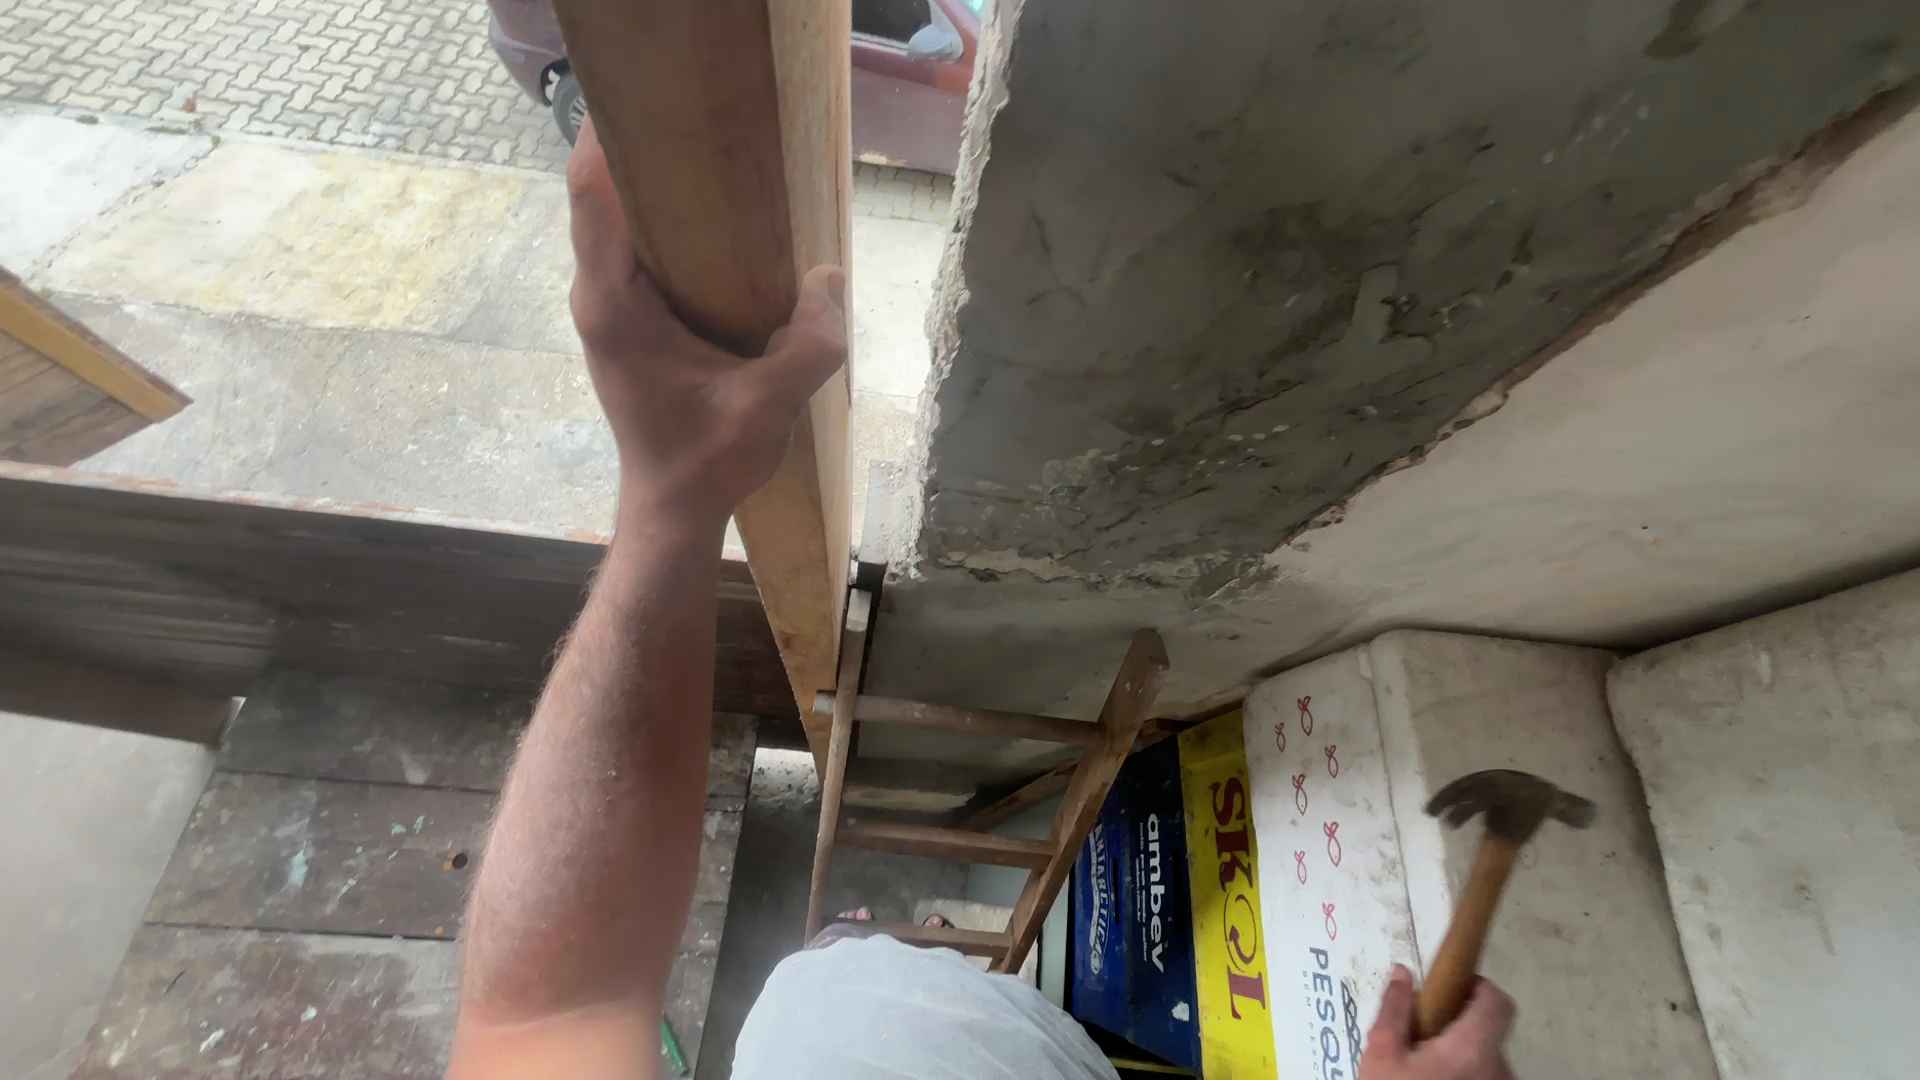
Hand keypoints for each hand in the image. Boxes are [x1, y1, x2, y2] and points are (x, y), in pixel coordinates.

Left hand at [566, 117, 846, 527]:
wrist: (674, 508)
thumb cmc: (708, 461)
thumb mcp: (769, 405)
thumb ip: (808, 345)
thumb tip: (831, 278)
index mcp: (615, 305)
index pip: (593, 192)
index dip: (616, 135)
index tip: (666, 105)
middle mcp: (599, 298)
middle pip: (602, 196)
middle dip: (648, 154)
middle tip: (711, 135)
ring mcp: (608, 312)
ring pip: (618, 225)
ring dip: (658, 193)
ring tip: (717, 173)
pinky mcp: (625, 327)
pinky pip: (635, 256)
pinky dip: (667, 232)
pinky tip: (718, 237)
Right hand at [1360, 966, 1515, 1079]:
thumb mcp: (1381, 1049)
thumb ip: (1394, 1006)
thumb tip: (1403, 972)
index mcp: (1472, 1049)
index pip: (1498, 1003)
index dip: (1479, 986)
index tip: (1450, 985)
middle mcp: (1500, 1072)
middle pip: (1488, 1031)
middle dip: (1456, 1024)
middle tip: (1421, 1033)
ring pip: (1487, 1058)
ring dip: (1461, 1052)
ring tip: (1424, 1066)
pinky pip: (1488, 1079)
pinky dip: (1467, 1074)